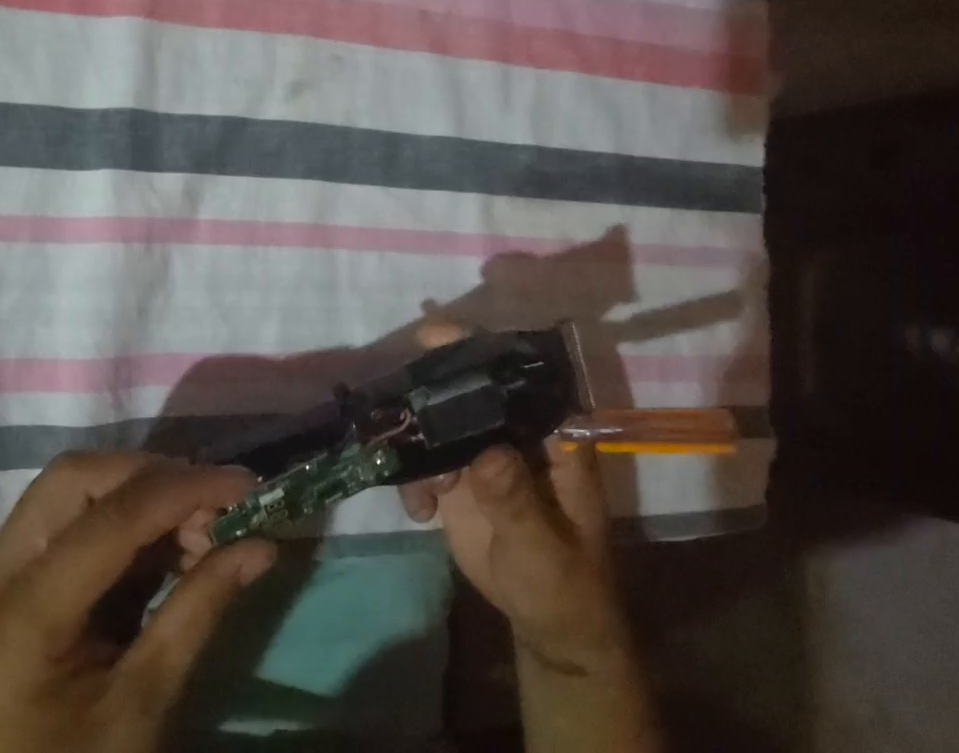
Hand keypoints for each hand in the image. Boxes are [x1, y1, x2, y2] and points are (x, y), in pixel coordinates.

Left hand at [0, 452, 276, 752]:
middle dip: (154, 477)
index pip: (109, 519)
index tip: (249, 486)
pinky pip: (64, 520)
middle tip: (218, 507)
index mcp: (19, 618)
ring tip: (201, 530)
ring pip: (68, 490)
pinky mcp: (3, 581)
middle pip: (75, 479)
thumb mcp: (141, 707)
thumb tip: (263, 545)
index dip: (185, 490)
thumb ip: (198, 614)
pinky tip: (166, 547)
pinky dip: (121, 519)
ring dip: (139, 493)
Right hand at [399, 324, 631, 671]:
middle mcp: (515, 434)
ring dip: (418, 445)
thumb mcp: (543, 546)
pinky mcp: (458, 479)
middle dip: (431, 391)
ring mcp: (484, 454)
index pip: (520, 378)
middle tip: (396, 397)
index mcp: (552, 437)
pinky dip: (411, 478)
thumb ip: (516, 501)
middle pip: (470, 390)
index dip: (480, 352)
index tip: (435, 338)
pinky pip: (425, 460)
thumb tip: (488, 454)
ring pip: (440, 424)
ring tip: (427, 492)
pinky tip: (418, 512)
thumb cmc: (562, 581)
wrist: (546, 621)